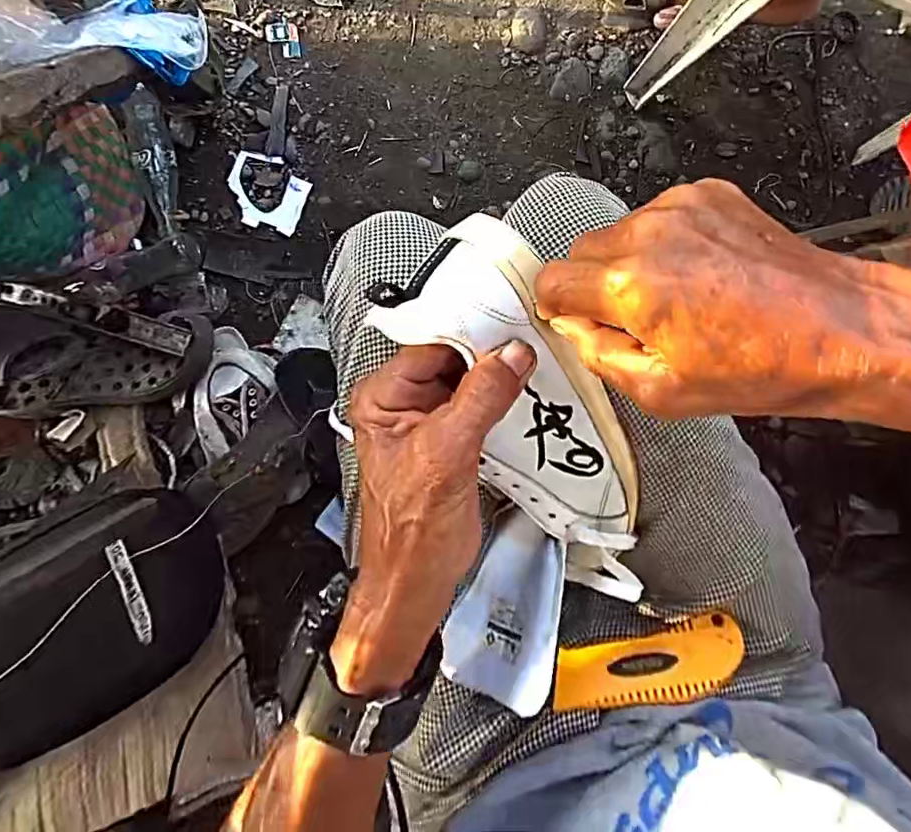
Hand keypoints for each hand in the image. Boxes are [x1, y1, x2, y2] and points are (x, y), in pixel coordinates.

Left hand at [332, 341, 534, 692]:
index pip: (430, 344)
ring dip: (498, 378)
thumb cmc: (409, 536)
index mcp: (383, 399)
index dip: (469, 335)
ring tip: (527, 370)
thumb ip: (481, 399)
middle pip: (452, 359)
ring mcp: (430, 422)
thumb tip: (509, 357)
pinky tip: (521, 398)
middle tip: (524, 348)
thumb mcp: (448, 454)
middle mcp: (403, 405)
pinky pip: (480, 406)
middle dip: (488, 355)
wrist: (418, 584)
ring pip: (469, 381)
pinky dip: (502, 402)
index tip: (505, 328)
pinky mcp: (454, 440)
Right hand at [535, 179, 910, 420]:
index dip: (555, 305)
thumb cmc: (767, 364)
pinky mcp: (707, 194)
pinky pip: (656, 216)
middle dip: (590, 284)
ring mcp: (680, 208)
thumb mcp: (662, 392)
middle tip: (628, 316)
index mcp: (632, 286)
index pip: (551, 280)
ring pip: (617, 232)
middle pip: (579, 251)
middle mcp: (650, 235)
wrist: (839, 328)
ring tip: (675, 295)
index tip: (568, 315)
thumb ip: (598, 355)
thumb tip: (574, 328)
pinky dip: (663, 242)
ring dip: (628, 262)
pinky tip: (698, 272)